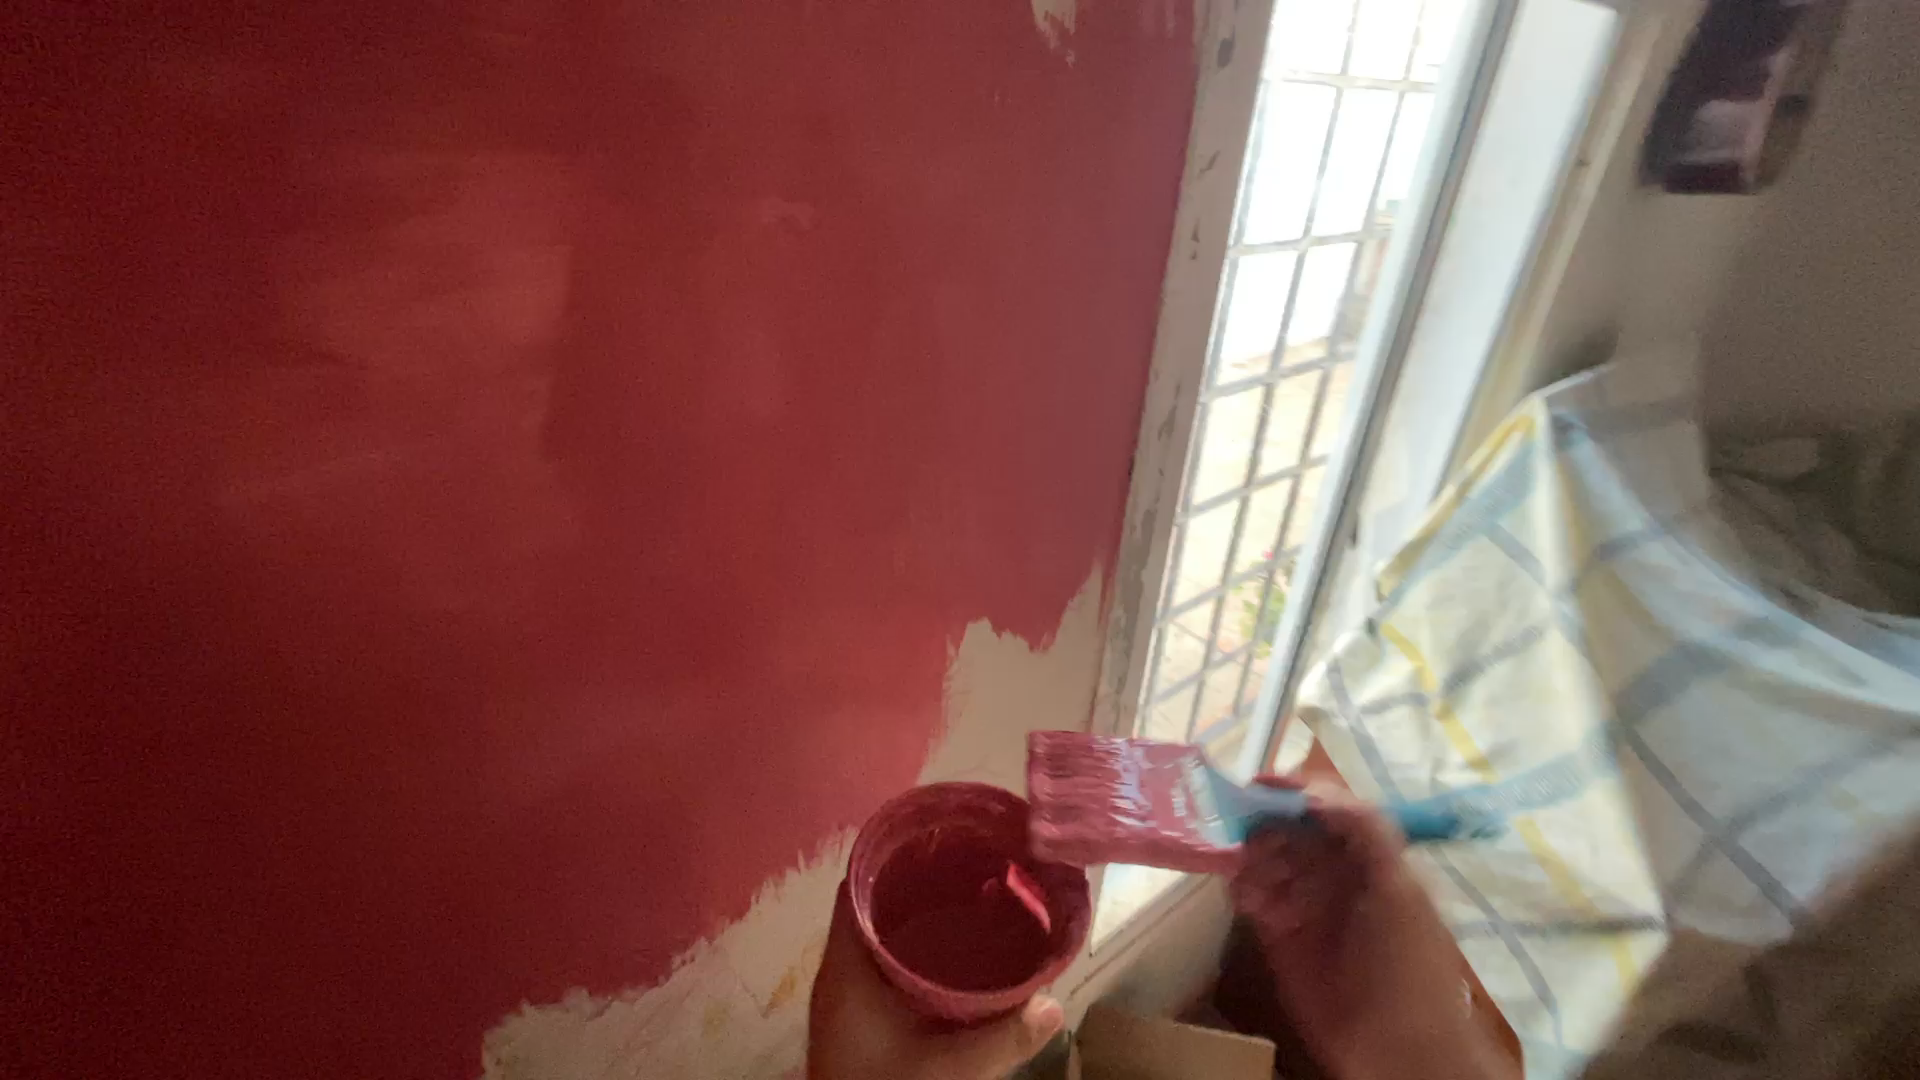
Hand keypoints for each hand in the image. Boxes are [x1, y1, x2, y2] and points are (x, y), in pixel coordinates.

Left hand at [807, 881, 1063, 1079]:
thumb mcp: (941, 1072)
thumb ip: (998, 1041)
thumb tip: (1054, 1006)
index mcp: (845, 965)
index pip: (853, 885)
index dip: (886, 858)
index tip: (931, 843)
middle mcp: (838, 970)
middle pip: (866, 903)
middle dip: (910, 882)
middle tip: (961, 869)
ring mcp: (843, 995)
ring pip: (872, 933)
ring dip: (908, 915)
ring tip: (960, 899)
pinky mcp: (854, 1017)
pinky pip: (877, 960)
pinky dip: (905, 947)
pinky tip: (943, 954)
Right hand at [1230, 777, 1505, 1079]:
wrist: (1401, 1050)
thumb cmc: (1408, 962)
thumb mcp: (1401, 888)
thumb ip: (1365, 832)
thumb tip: (1313, 793)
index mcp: (1362, 853)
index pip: (1321, 805)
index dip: (1291, 790)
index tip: (1258, 783)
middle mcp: (1328, 869)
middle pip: (1283, 825)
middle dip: (1259, 819)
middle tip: (1237, 823)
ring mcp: (1299, 898)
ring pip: (1259, 855)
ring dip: (1245, 852)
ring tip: (1240, 865)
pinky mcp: (1274, 929)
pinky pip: (1246, 893)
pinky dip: (1237, 886)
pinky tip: (1241, 895)